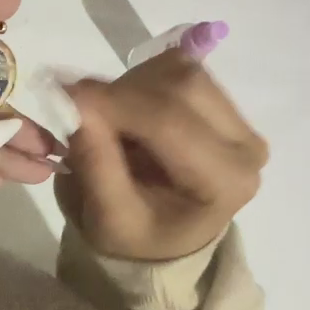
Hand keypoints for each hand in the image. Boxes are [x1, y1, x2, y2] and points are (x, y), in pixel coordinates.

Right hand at [56, 47, 265, 262]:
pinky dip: (141, 82)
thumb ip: (96, 164)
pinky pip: (178, 69)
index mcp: (225, 182)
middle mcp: (246, 145)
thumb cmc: (136, 239)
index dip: (114, 101)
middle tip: (80, 111)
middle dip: (121, 92)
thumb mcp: (108, 220)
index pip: (169, 122)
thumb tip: (75, 102)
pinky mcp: (223, 102)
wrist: (162, 241)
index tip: (63, 95)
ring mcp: (239, 120)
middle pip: (181, 85)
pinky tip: (129, 114)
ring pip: (179, 70)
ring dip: (130, 86)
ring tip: (107, 122)